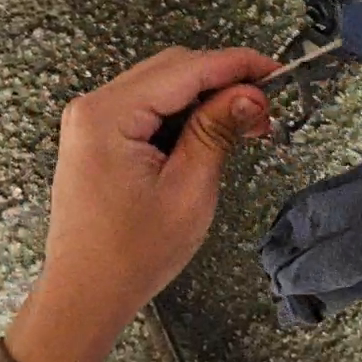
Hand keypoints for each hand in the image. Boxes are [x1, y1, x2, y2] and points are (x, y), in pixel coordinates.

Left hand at [6, 46, 278, 361]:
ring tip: (244, 124)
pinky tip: (210, 133)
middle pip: (171, 69)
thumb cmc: (129, 256)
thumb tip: (250, 94)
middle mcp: (93, 108)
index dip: (237, 66)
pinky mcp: (97, 138)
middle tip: (265, 107)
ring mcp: (91, 122)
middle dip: (223, 81)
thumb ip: (218, 131)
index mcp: (108, 116)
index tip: (275, 72)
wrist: (85, 295)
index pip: (185, 69)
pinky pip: (146, 109)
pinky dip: (182, 115)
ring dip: (204, 98)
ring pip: (161, 86)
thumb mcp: (188, 190)